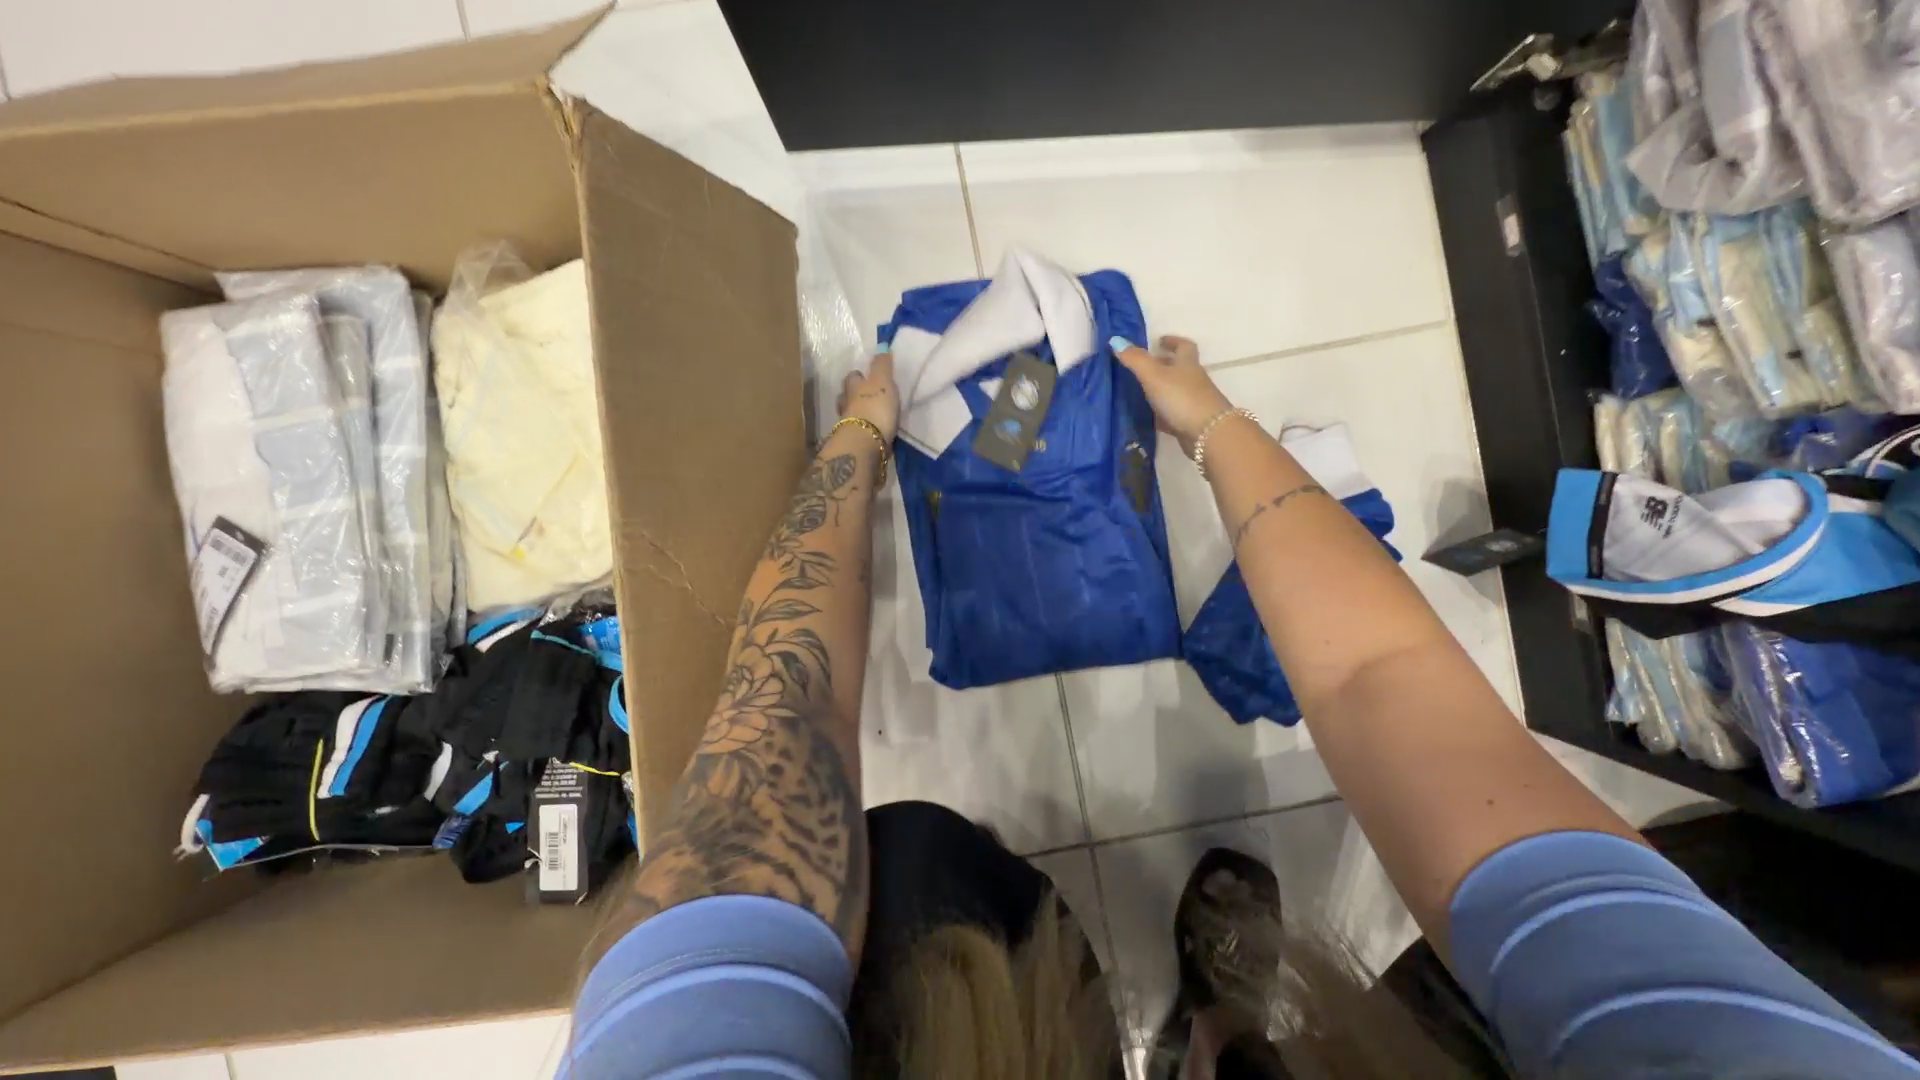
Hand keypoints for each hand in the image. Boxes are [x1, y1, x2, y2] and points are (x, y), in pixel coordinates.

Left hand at [838, 350, 898, 442]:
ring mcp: (847, 424)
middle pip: (846, 396)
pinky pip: (857, 432)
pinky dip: (862, 430)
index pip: (853, 377)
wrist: (865, 443)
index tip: (865, 376)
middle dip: (853, 395)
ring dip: (856, 413)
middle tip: (864, 395)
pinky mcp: (853, 442)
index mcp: (853, 387)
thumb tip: (881, 345)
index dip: (859, 376)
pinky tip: (870, 432)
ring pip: (849, 414)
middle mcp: (846, 404)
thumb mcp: (882, 381)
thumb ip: (882, 365)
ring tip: (868, 414)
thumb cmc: (875, 407)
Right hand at [1110, 335, 1233, 453]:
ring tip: (1139, 391)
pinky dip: (1161, 412)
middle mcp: (1193, 380)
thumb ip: (1136, 360)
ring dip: (1160, 389)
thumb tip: (1116, 340)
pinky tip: (1147, 416)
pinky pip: (1172, 413)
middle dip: (1164, 365)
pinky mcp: (1189, 422)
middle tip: (1144, 366)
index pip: (1184, 346)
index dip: (1172, 341)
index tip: (1159, 341)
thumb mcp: (1154, 375)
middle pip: (1180, 368)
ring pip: (1175, 391)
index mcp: (1187, 364)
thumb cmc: (1181, 398)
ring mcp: (1193, 402)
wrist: (1207, 434)